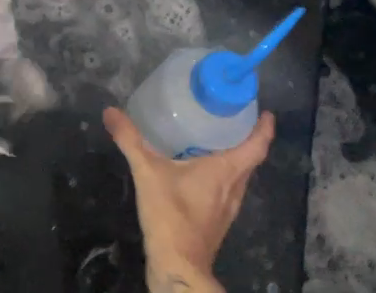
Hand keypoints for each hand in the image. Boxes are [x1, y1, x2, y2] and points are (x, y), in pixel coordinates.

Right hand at [103, 107, 274, 292]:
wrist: (177, 265)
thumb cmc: (170, 215)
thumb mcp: (146, 171)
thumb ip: (129, 139)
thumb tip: (110, 111)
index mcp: (225, 172)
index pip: (256, 148)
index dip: (264, 129)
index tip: (265, 112)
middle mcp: (234, 189)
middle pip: (250, 161)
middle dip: (247, 138)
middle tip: (233, 116)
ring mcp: (228, 208)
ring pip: (241, 176)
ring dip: (236, 158)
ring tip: (216, 137)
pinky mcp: (218, 220)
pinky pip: (229, 189)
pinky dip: (223, 174)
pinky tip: (200, 169)